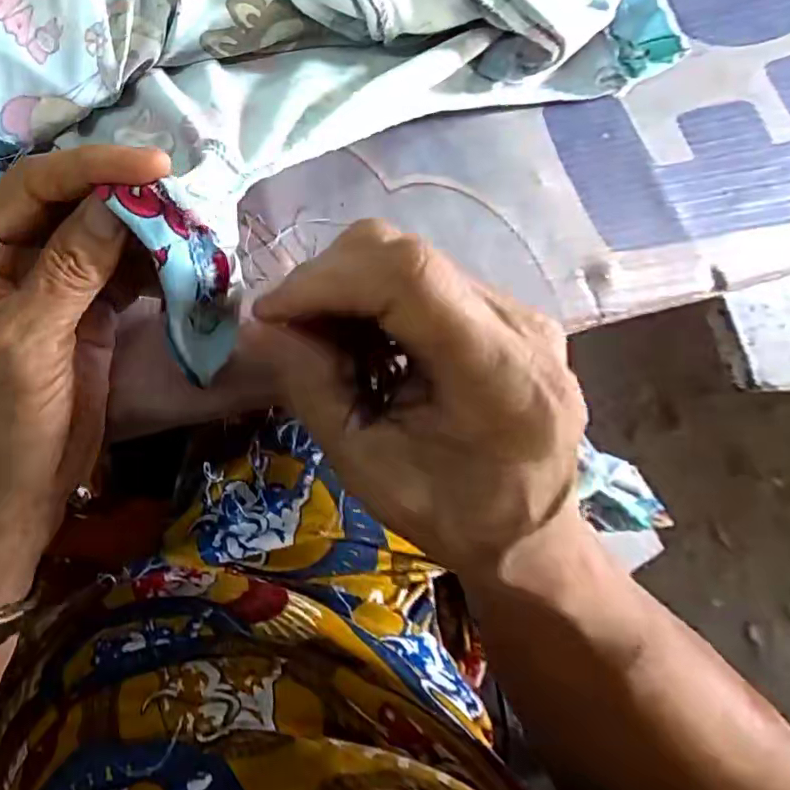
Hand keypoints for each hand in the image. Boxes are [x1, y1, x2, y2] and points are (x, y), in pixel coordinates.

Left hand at [0, 146, 170, 608]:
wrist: (10, 502)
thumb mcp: (27, 342)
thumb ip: (70, 268)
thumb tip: (118, 198)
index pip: (31, 186)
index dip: (89, 166)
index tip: (153, 165)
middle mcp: (10, 260)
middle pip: (69, 204)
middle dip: (123, 195)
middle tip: (185, 195)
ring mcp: (51, 286)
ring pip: (101, 236)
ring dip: (145, 230)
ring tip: (195, 227)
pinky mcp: (85, 314)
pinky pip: (121, 274)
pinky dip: (153, 267)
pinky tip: (185, 263)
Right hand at [241, 219, 587, 581]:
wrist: (528, 536)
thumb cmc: (446, 512)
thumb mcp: (362, 463)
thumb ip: (312, 387)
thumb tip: (260, 326)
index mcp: (495, 375)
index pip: (407, 277)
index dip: (324, 280)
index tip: (270, 314)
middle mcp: (516, 326)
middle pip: (400, 253)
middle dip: (321, 280)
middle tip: (287, 327)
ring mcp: (514, 312)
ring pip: (402, 255)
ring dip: (338, 285)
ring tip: (319, 336)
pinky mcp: (498, 309)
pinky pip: (415, 274)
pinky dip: (362, 293)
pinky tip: (354, 338)